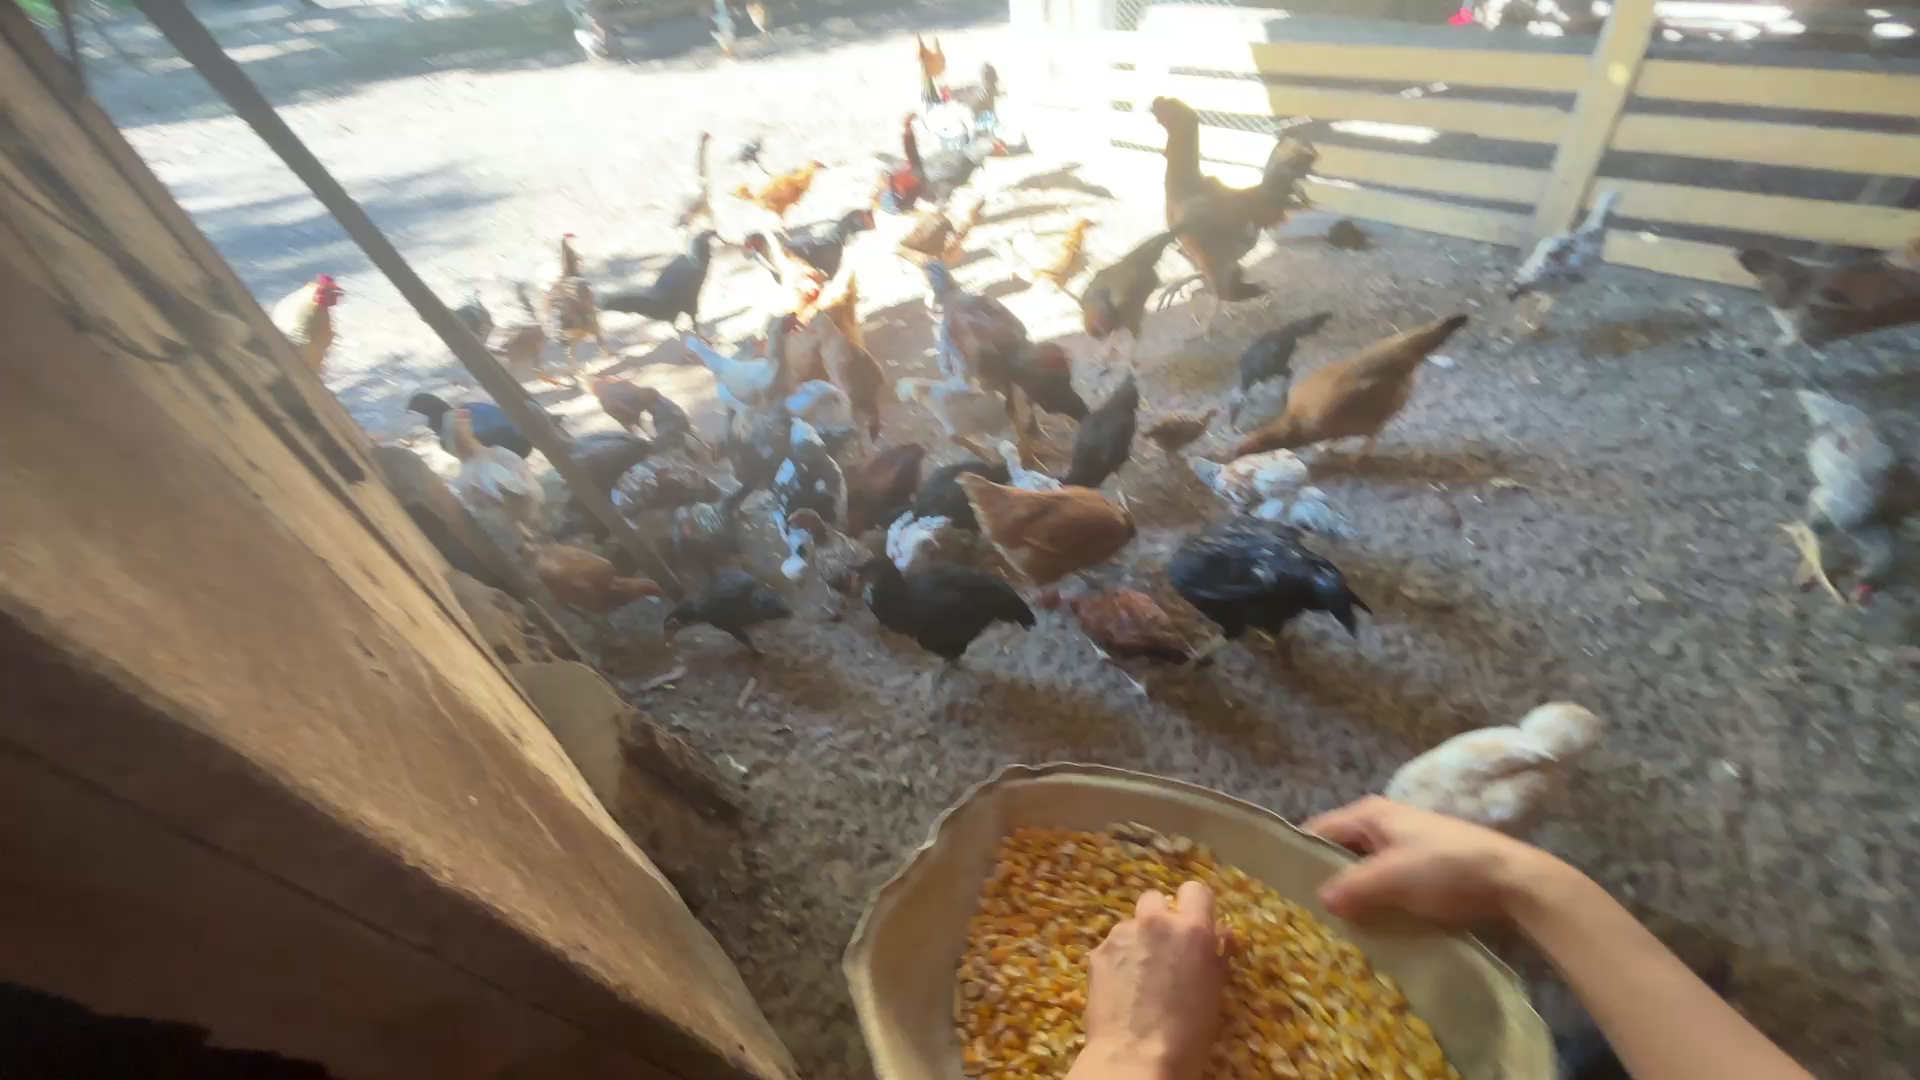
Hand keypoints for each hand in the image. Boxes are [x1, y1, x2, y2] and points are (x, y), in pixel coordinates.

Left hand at [1073, 881, 1231, 1079]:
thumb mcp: (1214, 993)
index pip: (1196, 890)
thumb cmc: (1187, 1034)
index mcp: (1191, 930)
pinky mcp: (1099, 949)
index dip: (1196, 905)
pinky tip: (1121, 988)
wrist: (1135, 1058)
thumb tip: (1221, 933)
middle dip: (1160, 918)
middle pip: (1157, 899)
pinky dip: (1118, 959)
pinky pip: (1112, 945)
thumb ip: (1216, 955)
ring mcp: (1123, 932)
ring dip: (1138, 940)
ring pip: (1131, 923)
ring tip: (1140, 976)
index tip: (1195, 923)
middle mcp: (1156, 921)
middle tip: (1164, 950)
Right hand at [1304, 796, 1565, 926]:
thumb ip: (1353, 887)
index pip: (1318, 829)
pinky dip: (1377, 893)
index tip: (1287, 885)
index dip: (1301, 854)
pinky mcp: (1423, 862)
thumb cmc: (1445, 868)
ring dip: (1354, 888)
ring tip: (1340, 918)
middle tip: (1312, 908)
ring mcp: (1404, 840)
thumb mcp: (1393, 878)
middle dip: (1328, 875)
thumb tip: (1318, 899)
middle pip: (1340, 847)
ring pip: (1363, 863)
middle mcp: (1381, 820)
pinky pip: (1385, 876)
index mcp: (1368, 813)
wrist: (1517, 880)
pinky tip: (1375, 917)